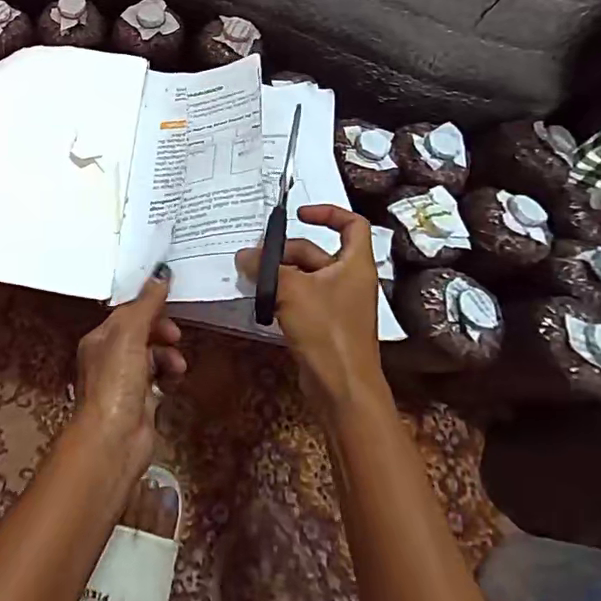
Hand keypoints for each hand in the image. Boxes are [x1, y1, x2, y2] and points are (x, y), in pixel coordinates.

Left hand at [74, 266, 186, 472]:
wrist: (113, 441)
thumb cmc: (114, 383)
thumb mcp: (130, 333)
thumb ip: (147, 304)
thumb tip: (161, 272)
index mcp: (100, 338)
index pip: (127, 311)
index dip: (149, 305)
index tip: (171, 301)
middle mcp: (109, 357)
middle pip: (142, 332)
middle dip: (162, 330)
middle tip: (176, 335)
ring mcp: (124, 381)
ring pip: (153, 355)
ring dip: (169, 354)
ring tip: (177, 364)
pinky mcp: (140, 401)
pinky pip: (159, 377)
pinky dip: (169, 374)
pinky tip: (175, 379)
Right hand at [236, 205, 388, 423]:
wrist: (343, 388)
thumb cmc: (326, 330)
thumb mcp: (293, 291)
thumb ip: (267, 270)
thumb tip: (244, 256)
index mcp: (355, 264)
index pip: (351, 224)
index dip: (327, 213)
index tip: (298, 215)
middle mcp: (350, 280)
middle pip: (318, 252)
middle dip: (286, 251)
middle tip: (255, 255)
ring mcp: (338, 304)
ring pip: (307, 277)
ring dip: (280, 274)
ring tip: (250, 276)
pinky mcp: (326, 326)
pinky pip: (303, 300)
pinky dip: (284, 296)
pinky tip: (261, 301)